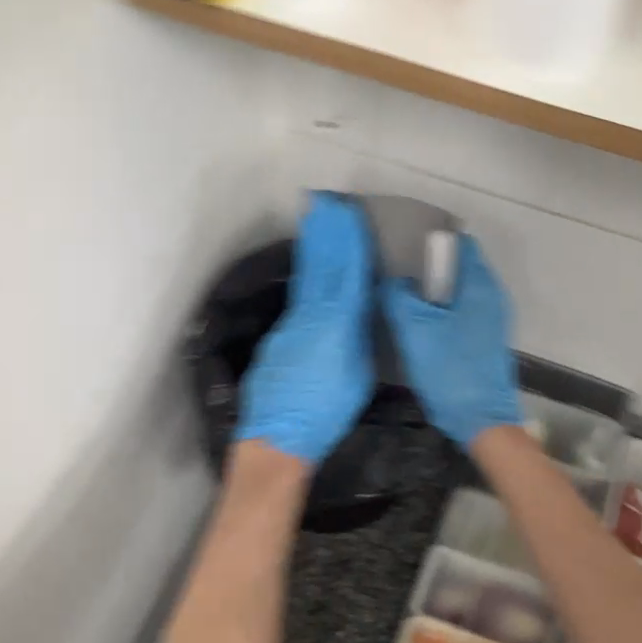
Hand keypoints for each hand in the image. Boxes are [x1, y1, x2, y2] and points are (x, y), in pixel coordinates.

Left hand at [234, 194, 375, 463]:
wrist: (278, 436)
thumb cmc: (326, 413)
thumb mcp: (358, 376)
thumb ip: (361, 339)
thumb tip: (363, 313)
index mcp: (336, 324)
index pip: (347, 274)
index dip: (350, 244)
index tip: (350, 215)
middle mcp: (311, 317)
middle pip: (321, 268)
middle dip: (327, 236)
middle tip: (328, 206)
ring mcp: (289, 327)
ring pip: (305, 282)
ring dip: (312, 253)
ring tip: (317, 227)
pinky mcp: (278, 341)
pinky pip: (297, 302)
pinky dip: (304, 281)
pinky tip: (309, 276)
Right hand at [381, 233, 522, 448]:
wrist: (482, 420)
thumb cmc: (450, 370)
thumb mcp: (415, 331)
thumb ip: (398, 298)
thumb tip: (389, 280)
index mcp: (480, 285)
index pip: (460, 243)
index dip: (432, 239)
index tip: (404, 244)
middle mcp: (492, 297)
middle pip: (459, 268)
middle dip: (429, 266)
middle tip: (395, 271)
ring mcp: (492, 322)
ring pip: (459, 294)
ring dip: (433, 293)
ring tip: (402, 298)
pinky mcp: (485, 343)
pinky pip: (461, 315)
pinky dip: (441, 313)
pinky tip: (419, 326)